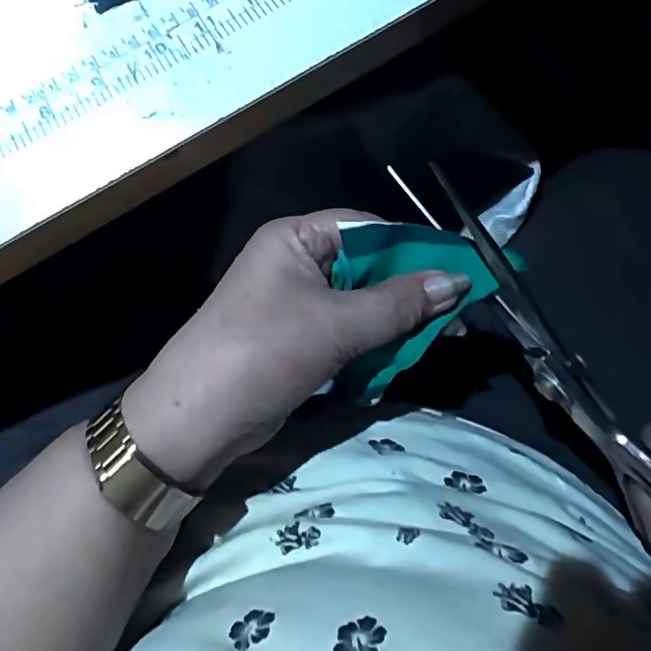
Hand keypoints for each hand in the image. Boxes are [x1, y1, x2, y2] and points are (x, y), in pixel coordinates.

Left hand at [121, 211, 469, 489]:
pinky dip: (375, 340)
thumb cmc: (264, 352)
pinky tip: (404, 354)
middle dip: (409, 289)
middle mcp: (296, 261)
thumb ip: (399, 303)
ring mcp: (296, 300)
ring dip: (397, 319)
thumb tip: (457, 281)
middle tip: (457, 311)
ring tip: (441, 335)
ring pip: (362, 300)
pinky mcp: (298, 336)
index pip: (368, 228)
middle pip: (368, 265)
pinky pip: (348, 327)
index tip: (457, 268)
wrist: (193, 423)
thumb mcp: (337, 325)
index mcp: (296, 237)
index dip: (413, 246)